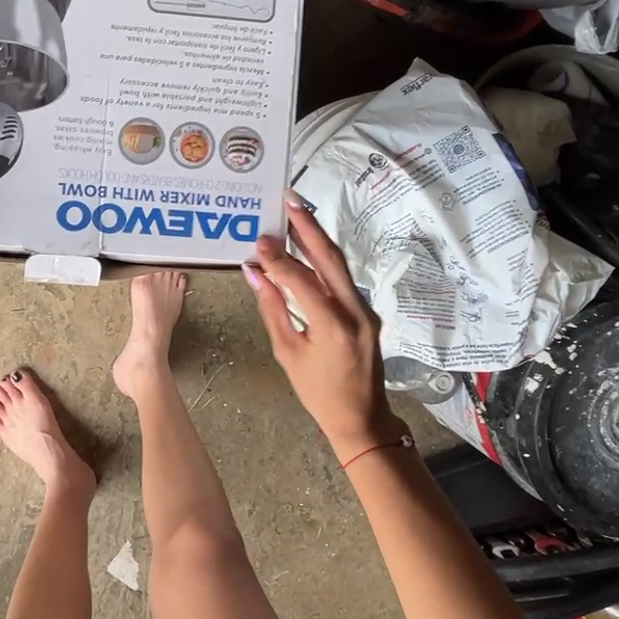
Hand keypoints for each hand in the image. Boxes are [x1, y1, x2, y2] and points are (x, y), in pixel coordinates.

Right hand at [246, 199, 405, 460]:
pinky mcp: (365, 311)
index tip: (258, 239)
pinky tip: (306, 249)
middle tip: (288, 201)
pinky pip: (341, 278)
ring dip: (316, 239)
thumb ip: (272, 309)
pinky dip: (322, 260)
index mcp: (332, 326)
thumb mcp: (287, 352)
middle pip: (330, 258)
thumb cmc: (318, 392)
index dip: (277, 258)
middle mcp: (354, 311)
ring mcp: (365, 309)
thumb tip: (254, 273)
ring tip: (294, 216)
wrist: (362, 417)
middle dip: (308, 228)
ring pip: (338, 264)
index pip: (300, 280)